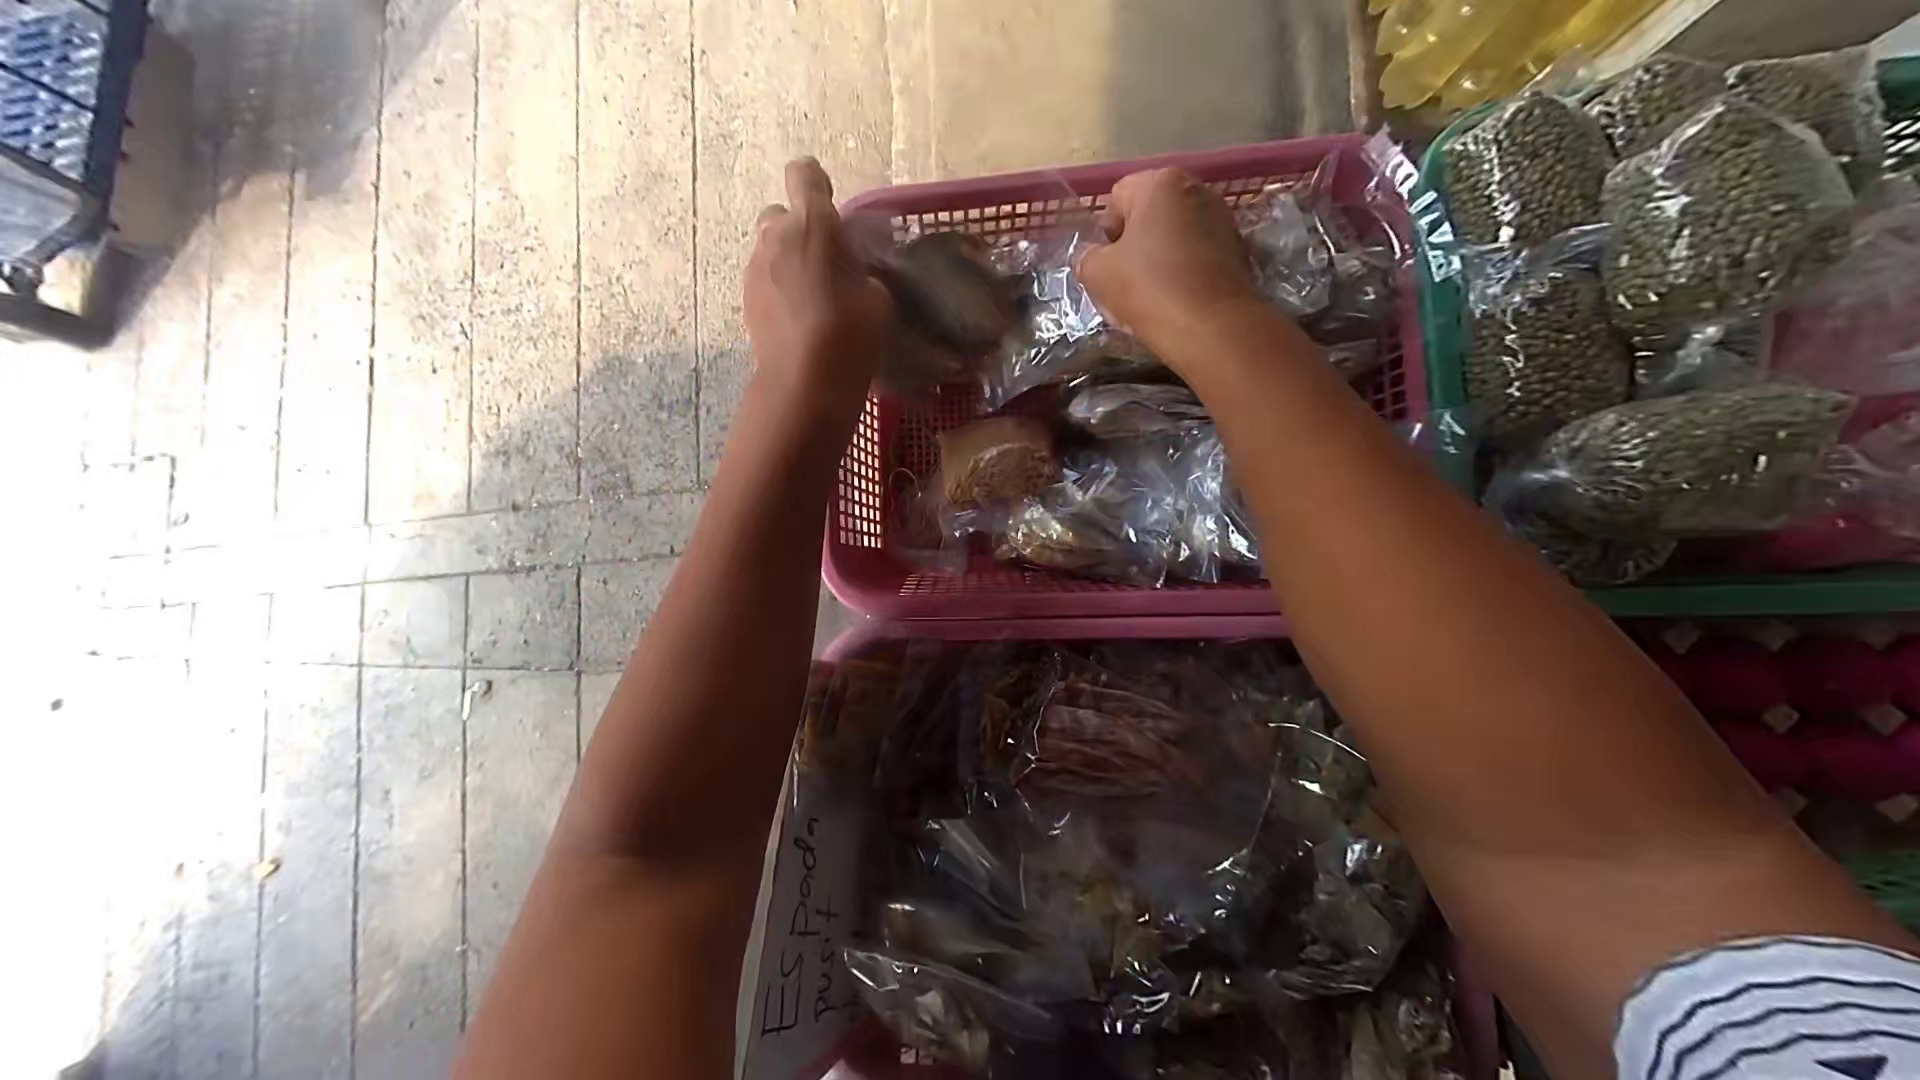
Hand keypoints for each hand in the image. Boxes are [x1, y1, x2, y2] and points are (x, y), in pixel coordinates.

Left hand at [744, 158, 892, 409]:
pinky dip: (778, 289)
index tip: (830, 206)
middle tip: (822, 262)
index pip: (804, 174)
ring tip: (811, 297)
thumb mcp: (878, 299)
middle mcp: (777, 236)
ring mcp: (755, 268)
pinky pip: (763, 280)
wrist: (805, 382)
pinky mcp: (745, 299)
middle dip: (798, 230)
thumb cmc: (851, 334)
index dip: (816, 184)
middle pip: (781, 214)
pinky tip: (796, 318)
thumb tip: (851, 273)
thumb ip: (862, 272)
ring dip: (787, 262)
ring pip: (770, 249)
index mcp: (814, 224)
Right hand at [1076, 168, 1264, 360]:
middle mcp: (1197, 189)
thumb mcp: (1098, 274)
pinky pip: (1196, 258)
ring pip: (1174, 238)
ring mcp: (1222, 219)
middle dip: (1133, 246)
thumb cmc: (1149, 289)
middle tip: (1123, 284)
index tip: (1105, 266)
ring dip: (1158, 261)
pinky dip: (1183, 274)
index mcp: (1161, 183)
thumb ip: (1086, 258)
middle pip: (1149, 216)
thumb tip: (1089, 257)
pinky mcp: (1238, 251)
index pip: (1117, 198)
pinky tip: (1175, 303)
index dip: (1104, 233)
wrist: (1211, 326)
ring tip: (1150, 298)